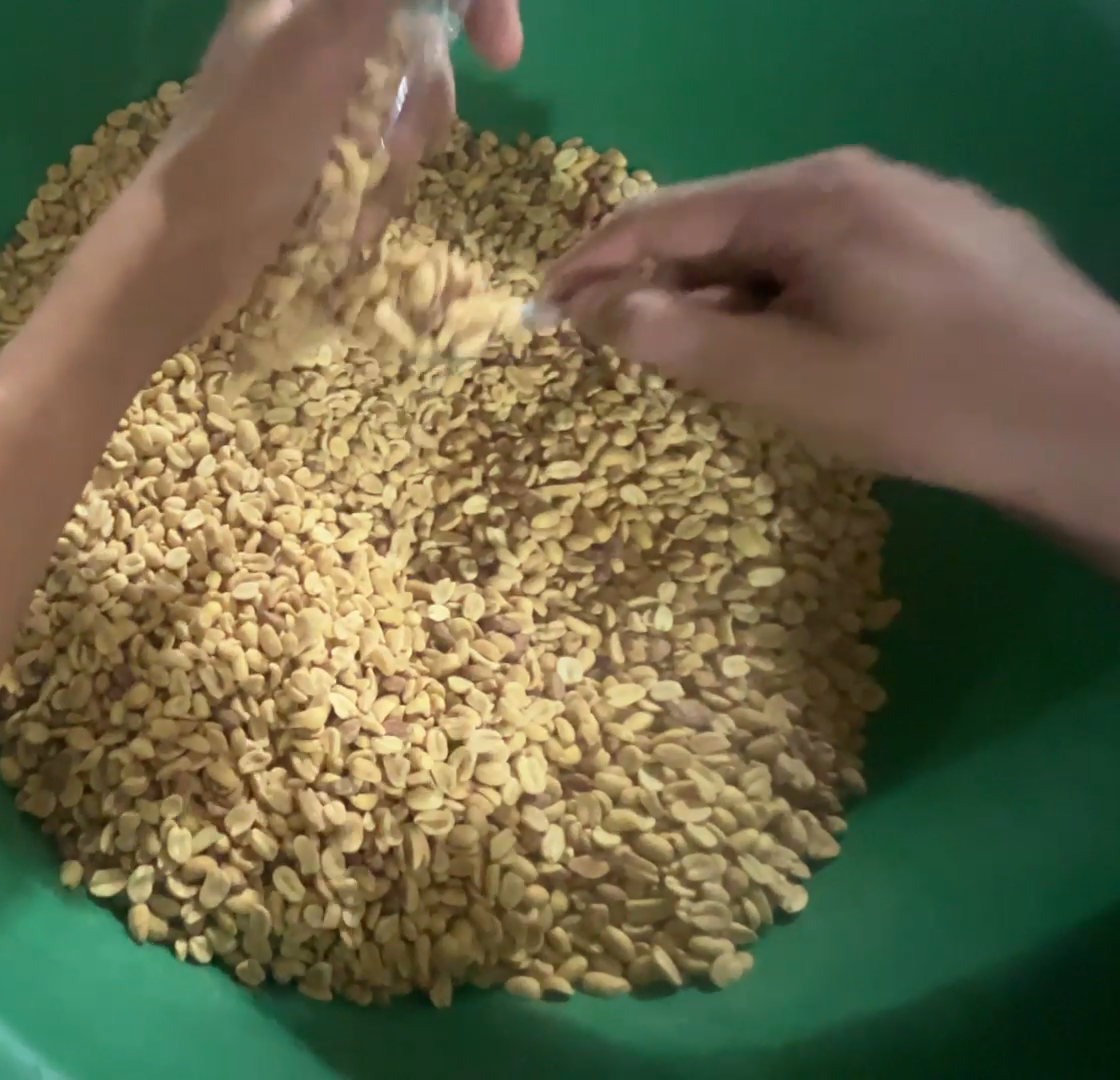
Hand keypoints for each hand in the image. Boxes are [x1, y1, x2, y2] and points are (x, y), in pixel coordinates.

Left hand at [88, 0, 524, 349]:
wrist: (187, 256)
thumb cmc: (246, 151)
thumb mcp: (319, 47)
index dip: (475, 2)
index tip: (503, 54)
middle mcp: (314, 38)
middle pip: (419, 48)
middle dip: (419, 110)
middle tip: (392, 153)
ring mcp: (312, 107)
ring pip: (400, 116)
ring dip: (392, 169)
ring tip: (356, 208)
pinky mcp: (310, 164)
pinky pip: (372, 166)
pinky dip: (371, 198)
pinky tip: (349, 229)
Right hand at [542, 147, 1119, 526]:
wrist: (1101, 425)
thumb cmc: (927, 399)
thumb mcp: (778, 376)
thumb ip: (673, 337)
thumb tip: (588, 308)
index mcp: (812, 200)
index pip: (664, 217)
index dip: (589, 261)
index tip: (539, 305)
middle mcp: (850, 185)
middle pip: (708, 228)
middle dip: (643, 282)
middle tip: (598, 342)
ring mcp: (892, 209)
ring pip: (754, 249)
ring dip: (699, 298)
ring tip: (674, 355)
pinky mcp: (918, 241)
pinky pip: (800, 263)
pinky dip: (752, 301)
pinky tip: (754, 345)